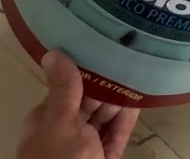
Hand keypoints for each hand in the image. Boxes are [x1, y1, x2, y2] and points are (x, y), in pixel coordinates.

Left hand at [17, 51, 137, 158]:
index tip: (108, 43)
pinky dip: (129, 116)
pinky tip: (143, 95)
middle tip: (133, 51)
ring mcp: (84, 147)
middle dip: (109, 80)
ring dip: (122, 95)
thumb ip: (63, 91)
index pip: (66, 85)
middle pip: (89, 98)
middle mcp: (63, 132)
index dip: (86, 66)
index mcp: (44, 122)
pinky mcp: (104, 158)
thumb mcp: (62, 126)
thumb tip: (53, 51)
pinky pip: (118, 132)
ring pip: (106, 114)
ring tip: (144, 66)